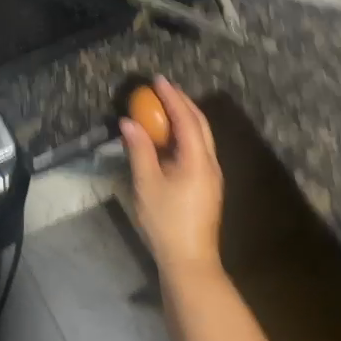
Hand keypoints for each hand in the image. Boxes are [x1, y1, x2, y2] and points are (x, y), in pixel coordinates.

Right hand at [121, 75, 223, 279]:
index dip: (172, 98)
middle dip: (182, 103)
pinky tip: (170, 137)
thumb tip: (129, 122)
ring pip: (202, 137)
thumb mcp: (147, 184)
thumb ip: (139, 150)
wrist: (190, 260)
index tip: (158, 80)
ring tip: (166, 106)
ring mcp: (212, 176)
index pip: (186, 120)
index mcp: (198, 161)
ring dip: (185, 118)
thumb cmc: (167, 221)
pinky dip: (185, 134)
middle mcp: (210, 164)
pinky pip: (198, 149)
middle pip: (200, 125)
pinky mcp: (207, 186)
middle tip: (163, 88)